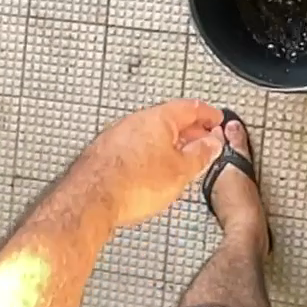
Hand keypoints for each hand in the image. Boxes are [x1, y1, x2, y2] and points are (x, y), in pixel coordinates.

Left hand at [66, 101, 224, 228]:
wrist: (90, 200)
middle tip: (205, 140)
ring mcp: (118, 134)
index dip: (208, 113)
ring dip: (169, 142)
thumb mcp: (180, 172)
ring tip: (181, 159)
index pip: (190, 107)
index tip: (217, 118)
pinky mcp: (106, 151)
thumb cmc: (131, 184)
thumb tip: (212, 142)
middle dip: (190, 129)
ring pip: (151, 132)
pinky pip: (136, 144)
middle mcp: (136, 120)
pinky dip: (150, 152)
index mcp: (158, 118)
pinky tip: (153, 169)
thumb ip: (200, 154)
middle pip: (170, 118)